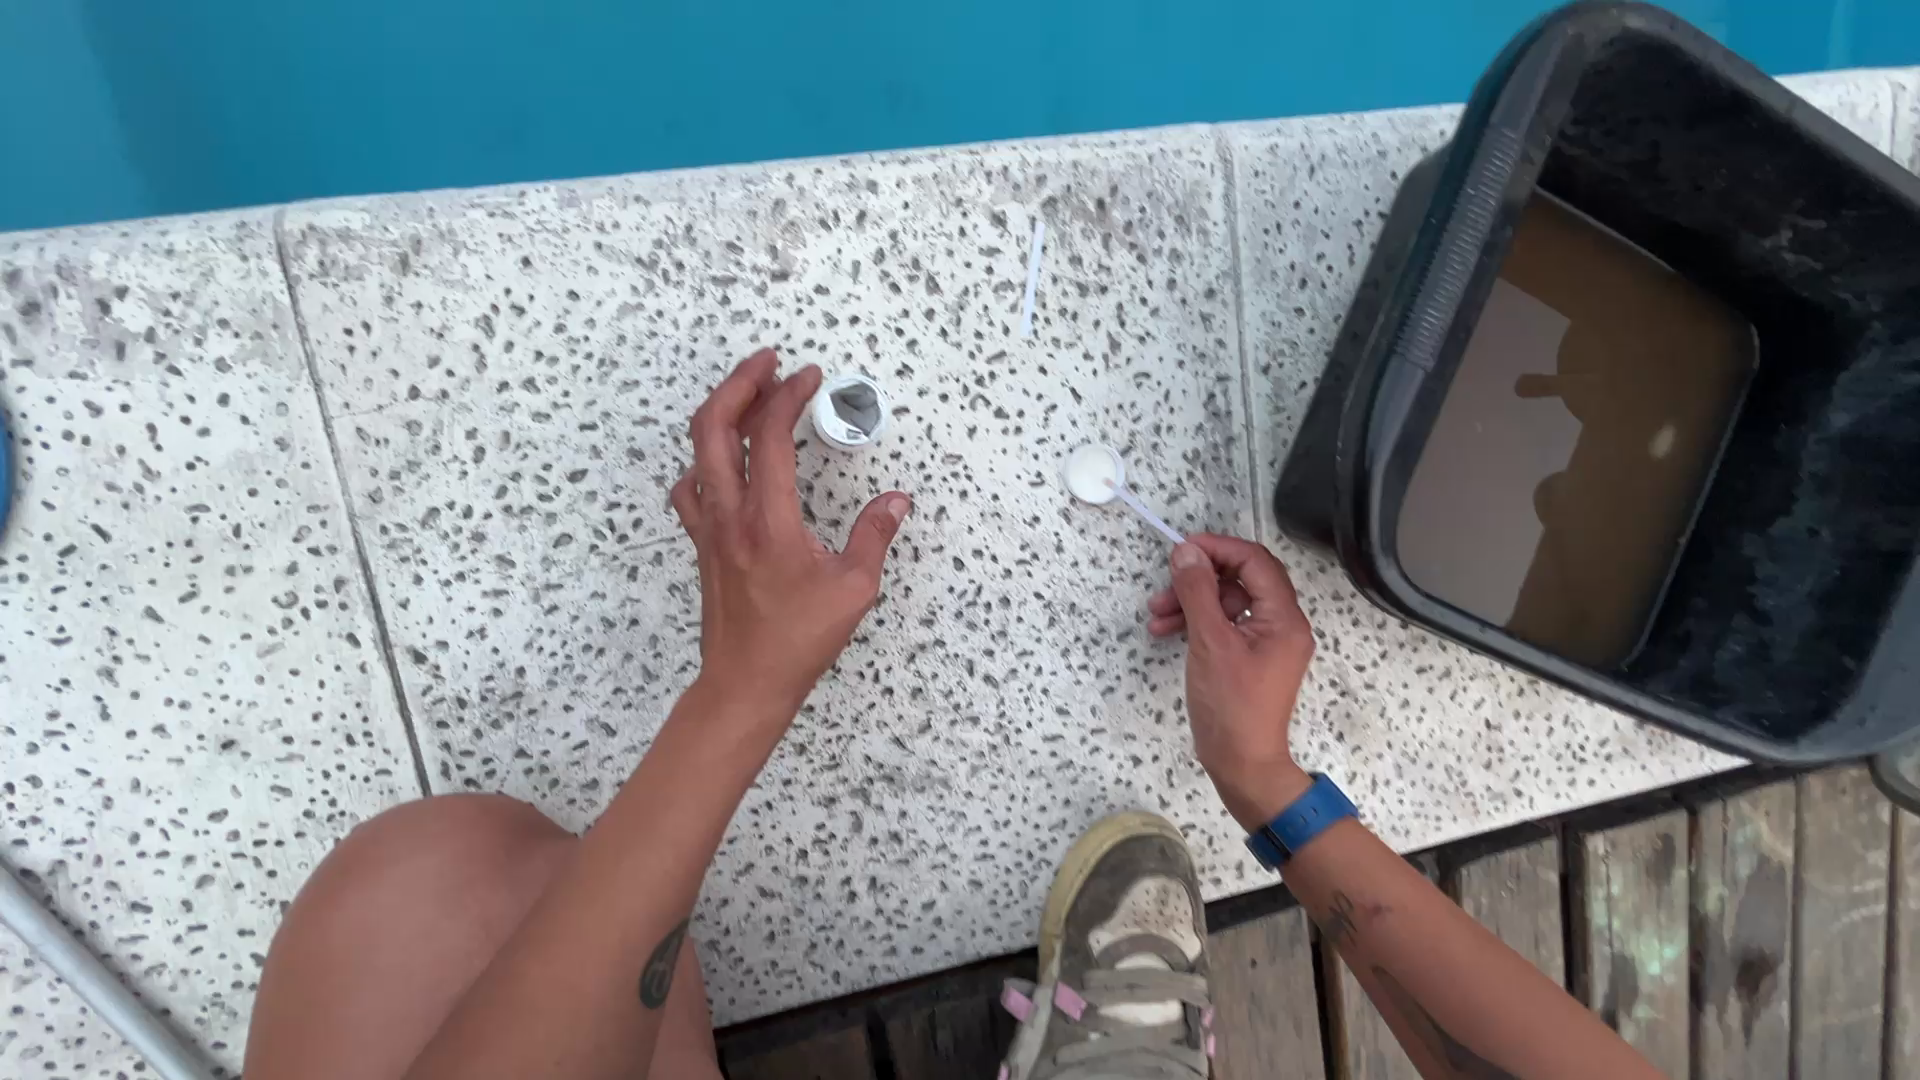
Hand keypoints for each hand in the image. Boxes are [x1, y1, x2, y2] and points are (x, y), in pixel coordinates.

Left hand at [671, 349, 911, 722]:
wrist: (745, 681)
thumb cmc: (798, 639)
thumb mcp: (854, 589)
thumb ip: (874, 536)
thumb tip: (896, 501)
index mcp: (768, 520)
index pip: (771, 437)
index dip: (790, 397)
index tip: (810, 376)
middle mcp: (729, 515)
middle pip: (713, 427)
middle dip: (740, 383)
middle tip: (770, 362)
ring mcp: (708, 528)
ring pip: (697, 452)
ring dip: (721, 414)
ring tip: (752, 399)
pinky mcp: (702, 544)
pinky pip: (691, 487)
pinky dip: (705, 460)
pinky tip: (726, 463)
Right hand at [1147, 534, 1315, 828]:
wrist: (1242, 763)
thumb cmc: (1231, 704)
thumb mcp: (1209, 642)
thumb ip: (1198, 591)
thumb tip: (1186, 552)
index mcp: (1284, 618)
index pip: (1255, 561)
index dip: (1218, 548)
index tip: (1182, 549)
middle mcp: (1281, 624)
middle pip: (1239, 580)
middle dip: (1198, 580)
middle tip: (1164, 588)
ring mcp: (1265, 641)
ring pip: (1226, 602)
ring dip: (1190, 602)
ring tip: (1156, 614)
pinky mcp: (1248, 656)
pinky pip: (1223, 625)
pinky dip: (1195, 623)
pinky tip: (1166, 630)